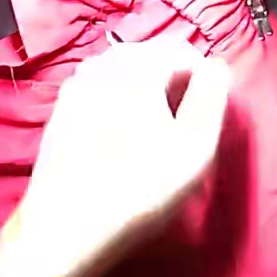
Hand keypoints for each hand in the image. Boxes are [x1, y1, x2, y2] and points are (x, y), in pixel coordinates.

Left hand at [0, 39, 230, 276]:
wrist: (66, 225)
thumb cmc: (140, 186)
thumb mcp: (196, 144)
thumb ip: (212, 95)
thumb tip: (215, 65)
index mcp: (138, 64)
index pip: (184, 51)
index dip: (204, 81)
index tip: (206, 119)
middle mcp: (103, 62)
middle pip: (151, 56)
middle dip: (172, 82)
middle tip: (181, 128)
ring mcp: (76, 84)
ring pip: (123, 71)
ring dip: (144, 91)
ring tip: (153, 133)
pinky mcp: (60, 108)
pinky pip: (100, 90)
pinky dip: (117, 102)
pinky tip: (119, 136)